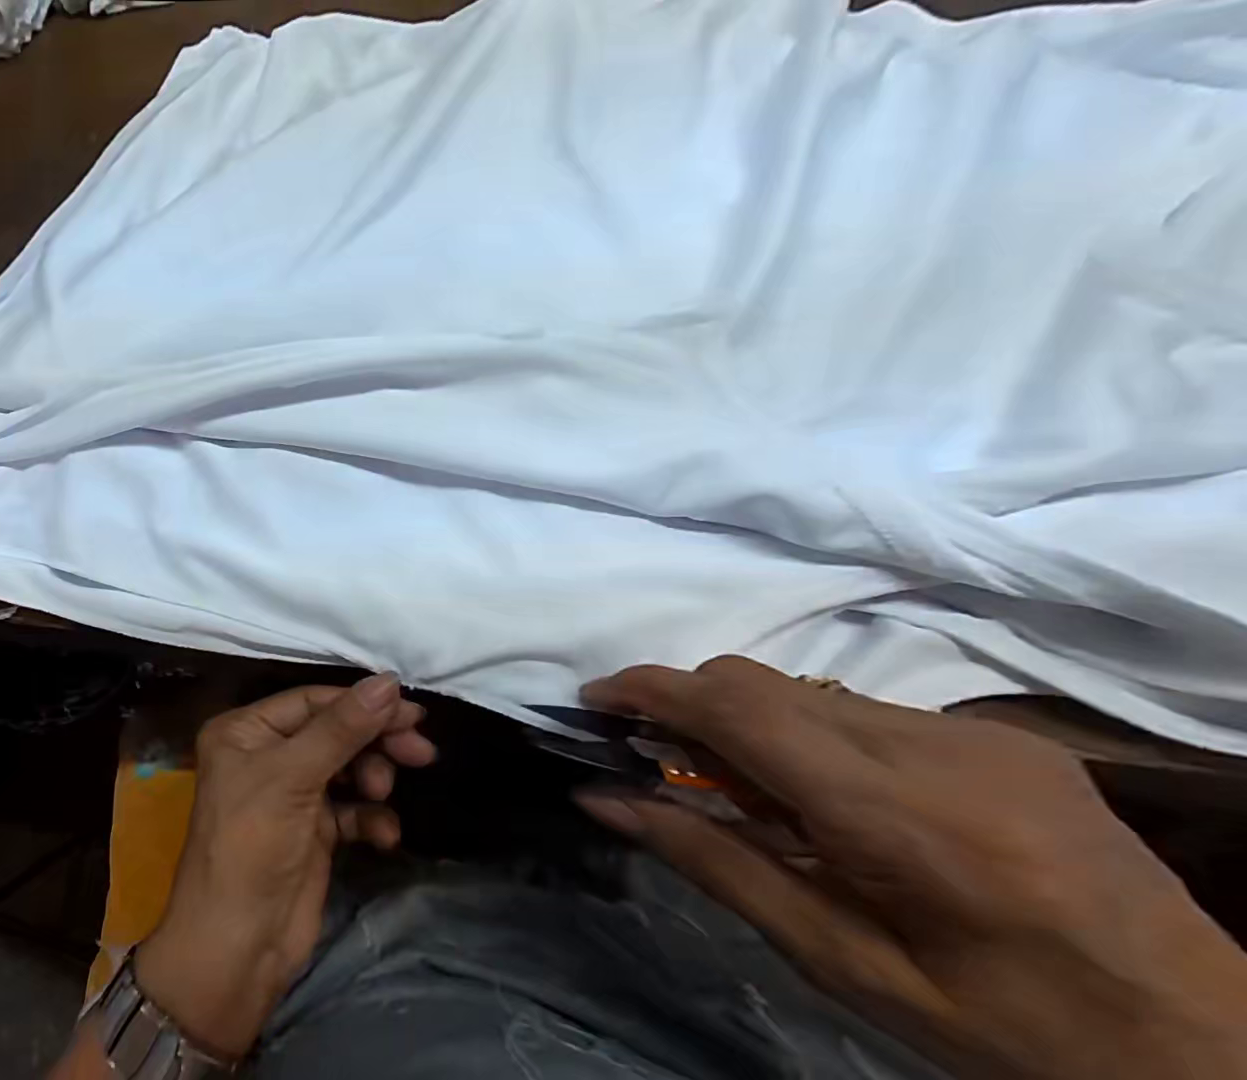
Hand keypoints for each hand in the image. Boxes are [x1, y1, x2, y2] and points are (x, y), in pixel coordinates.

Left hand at [134, 674, 433, 1059]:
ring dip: (373, 777)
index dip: (360, 703)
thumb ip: (343, 728)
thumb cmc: (252, 845)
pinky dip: (370, 816)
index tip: (411, 711)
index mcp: (245, 731)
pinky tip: (383, 834)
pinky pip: (352, 808)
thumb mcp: (293, 777)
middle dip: (374, 740)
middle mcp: (266, 754)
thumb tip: (389, 681)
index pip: (311, 701)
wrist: (238, 946)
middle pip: (334, 731)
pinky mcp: (313, 829)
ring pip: (348, 767)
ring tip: (383, 793)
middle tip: (420, 751)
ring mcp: (291, 792)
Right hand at [574, 657, 1246, 1079]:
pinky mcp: (1001, 735)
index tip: (595, 699)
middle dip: (687, 703)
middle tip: (650, 755)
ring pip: (804, 689)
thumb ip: (712, 863)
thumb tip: (604, 799)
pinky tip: (820, 796)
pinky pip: (856, 708)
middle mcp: (941, 751)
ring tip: (740, 791)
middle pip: (762, 683)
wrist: (1219, 1057)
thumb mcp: (839, 964)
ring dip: (744, 722)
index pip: (743, 710)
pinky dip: (802, 733)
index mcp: (906, 821)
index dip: (654, 690)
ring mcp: (979, 735)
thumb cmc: (1007, 1036)